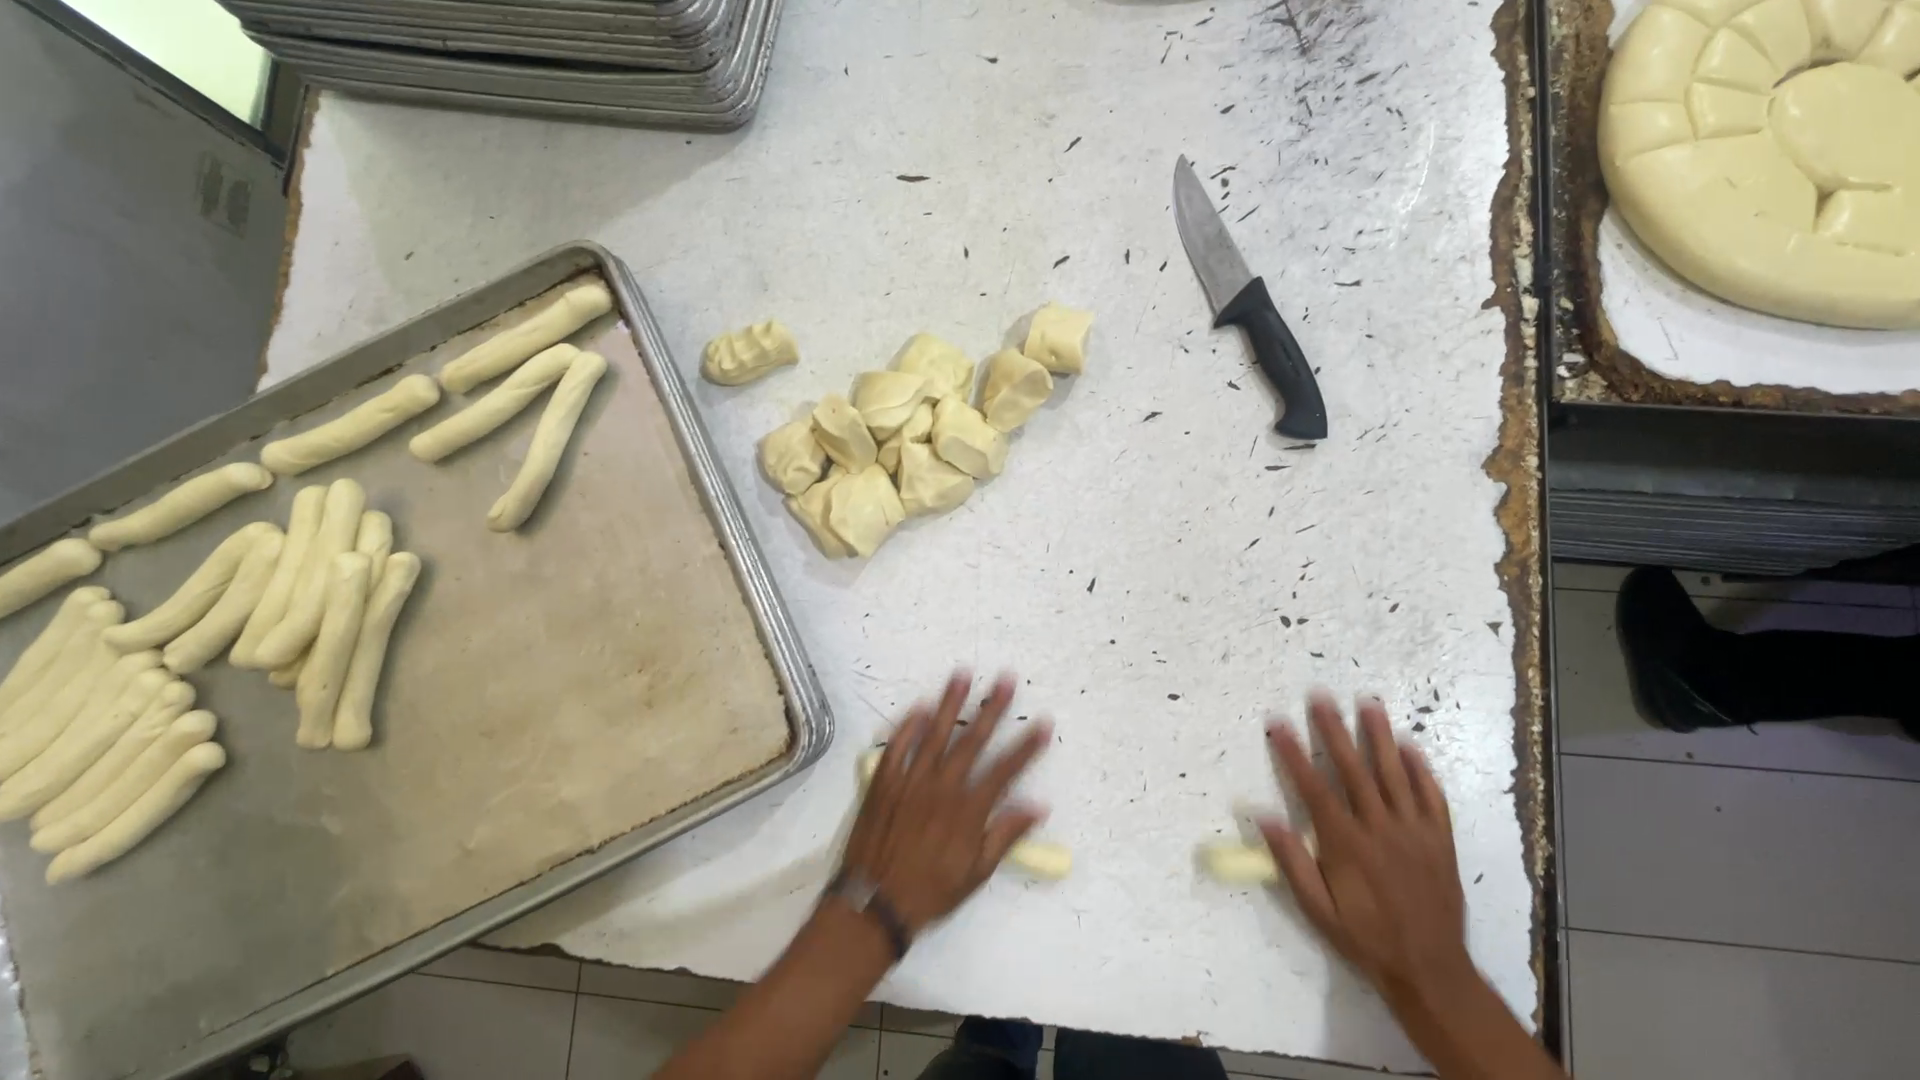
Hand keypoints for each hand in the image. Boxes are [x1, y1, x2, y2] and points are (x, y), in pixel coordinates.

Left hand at [843, 671, 1051, 932]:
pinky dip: (909, 725)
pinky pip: (898, 746)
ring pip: (935, 734)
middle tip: (1006, 680)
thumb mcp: (976, 872)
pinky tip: (920, 706)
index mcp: (969, 809)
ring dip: (951, 703)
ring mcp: (911, 780)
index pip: (1005, 770)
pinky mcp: (884, 781)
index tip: (1043, 723)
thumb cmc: (930, 891)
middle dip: (993, 709)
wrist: (875, 903)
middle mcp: (942, 787)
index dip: (1026, 746)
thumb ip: (1005, 835)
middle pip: (973, 741)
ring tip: (963, 675)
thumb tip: (1037, 807)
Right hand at [1260, 693, 1475, 1009]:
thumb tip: (1264, 817)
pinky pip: (1432, 796)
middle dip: (1333, 730)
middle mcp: (1381, 828)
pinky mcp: (1440, 840)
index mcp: (1346, 844)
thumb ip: (1291, 862)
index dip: (1293, 754)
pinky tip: (1410, 747)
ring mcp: (1415, 831)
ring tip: (1368, 703)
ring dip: (1379, 736)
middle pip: (1354, 769)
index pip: (1314, 788)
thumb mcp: (1317, 909)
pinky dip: (1421, 769)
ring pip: (1395, 773)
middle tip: (1321, 697)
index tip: (1278, 724)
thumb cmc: (1364, 938)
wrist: (1430, 968)